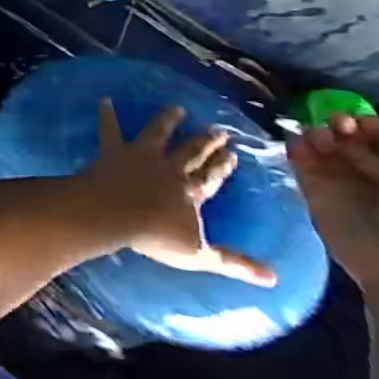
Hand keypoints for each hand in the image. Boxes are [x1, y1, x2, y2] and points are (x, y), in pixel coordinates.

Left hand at [80, 100, 276, 286]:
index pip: (212, 177)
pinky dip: (107, 114)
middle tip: (219, 130)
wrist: (113, 213)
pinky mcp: (113, 151)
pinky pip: (109, 128)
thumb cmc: (154, 236)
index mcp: (189, 191)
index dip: (222, 166)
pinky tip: (105, 99)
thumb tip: (274, 278)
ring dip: (167, 120)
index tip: (233, 152)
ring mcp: (140, 156)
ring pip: (157, 133)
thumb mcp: (199, 255)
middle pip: (191, 152)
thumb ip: (234, 263)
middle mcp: (168, 168)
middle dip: (205, 142)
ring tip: (176, 108)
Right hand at [288, 114, 378, 298]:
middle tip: (339, 123)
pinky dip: (298, 150)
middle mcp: (377, 182)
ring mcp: (345, 189)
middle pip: (355, 145)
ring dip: (321, 137)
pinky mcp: (317, 197)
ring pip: (326, 152)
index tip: (366, 123)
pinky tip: (299, 141)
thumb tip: (354, 141)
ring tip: (320, 135)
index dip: (378, 131)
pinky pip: (304, 167)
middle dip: (346, 129)